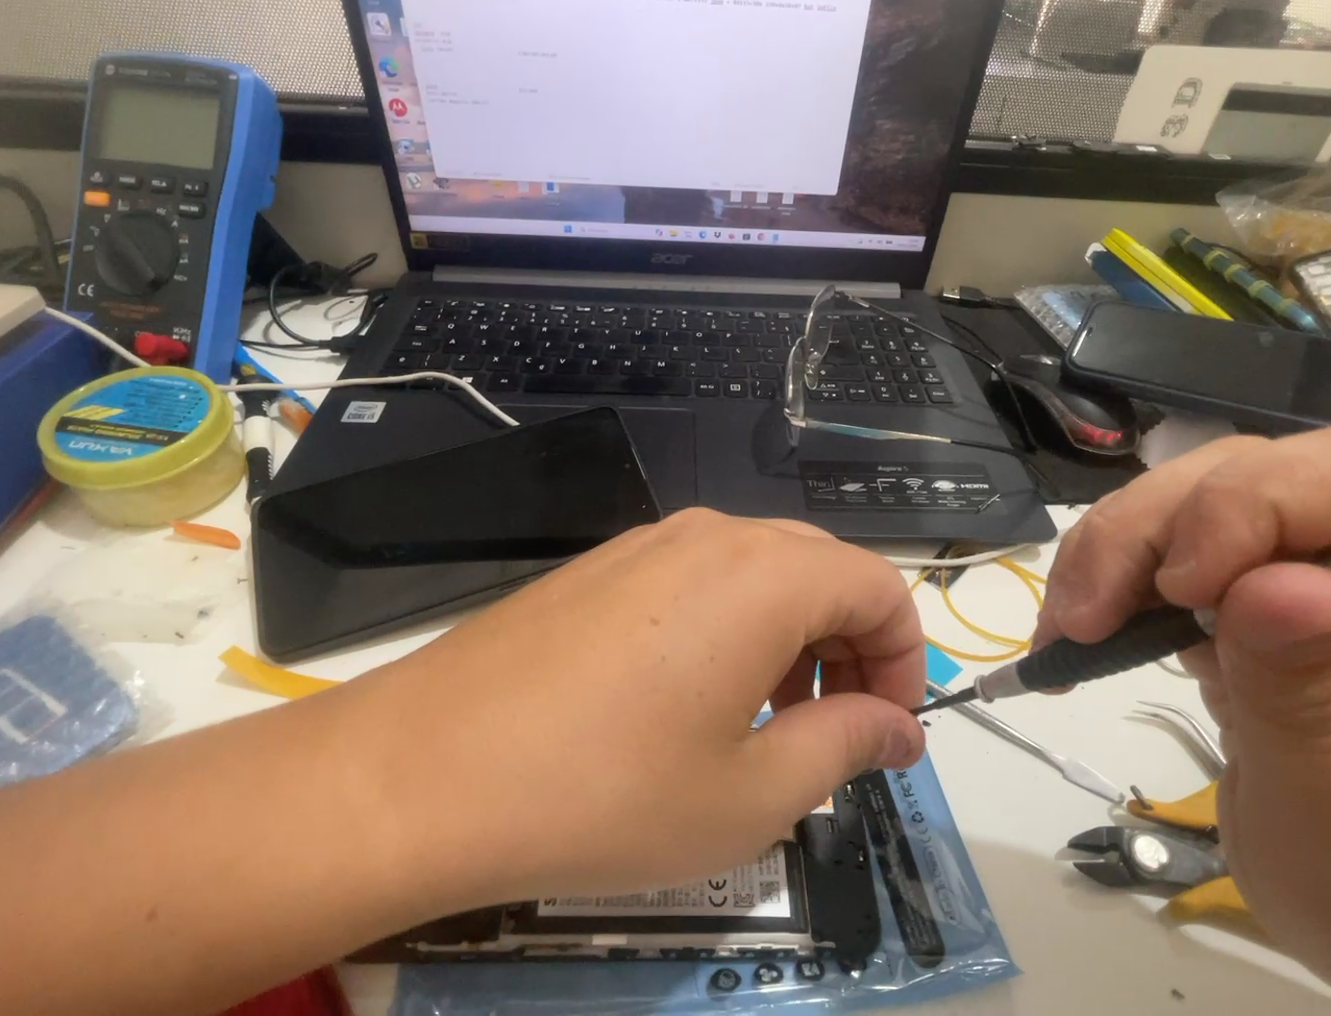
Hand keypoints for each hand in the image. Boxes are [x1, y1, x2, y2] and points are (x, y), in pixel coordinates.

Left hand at [348, 508, 925, 914]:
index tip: (886, 731)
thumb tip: (901, 727)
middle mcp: (710, 537)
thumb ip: (846, 746)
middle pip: (821, 571)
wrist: (425, 771)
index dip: (905, 658)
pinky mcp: (599, 566)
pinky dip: (730, 627)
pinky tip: (690, 698)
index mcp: (764, 576)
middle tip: (830, 731)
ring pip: (757, 572)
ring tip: (764, 721)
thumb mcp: (751, 793)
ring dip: (790, 638)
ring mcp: (646, 544)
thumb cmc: (606, 793)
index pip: (880, 587)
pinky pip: (696, 580)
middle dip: (850, 648)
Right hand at [1034, 422, 1330, 1015]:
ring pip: (1207, 498)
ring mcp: (1327, 588)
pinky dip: (1114, 578)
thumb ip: (1320, 715)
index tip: (1181, 587)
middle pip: (1269, 471)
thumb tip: (1275, 582)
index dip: (1266, 497)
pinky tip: (1080, 633)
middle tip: (1079, 618)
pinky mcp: (1269, 610)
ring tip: (1064, 631)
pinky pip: (1181, 552)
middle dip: (1153, 524)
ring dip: (1116, 547)